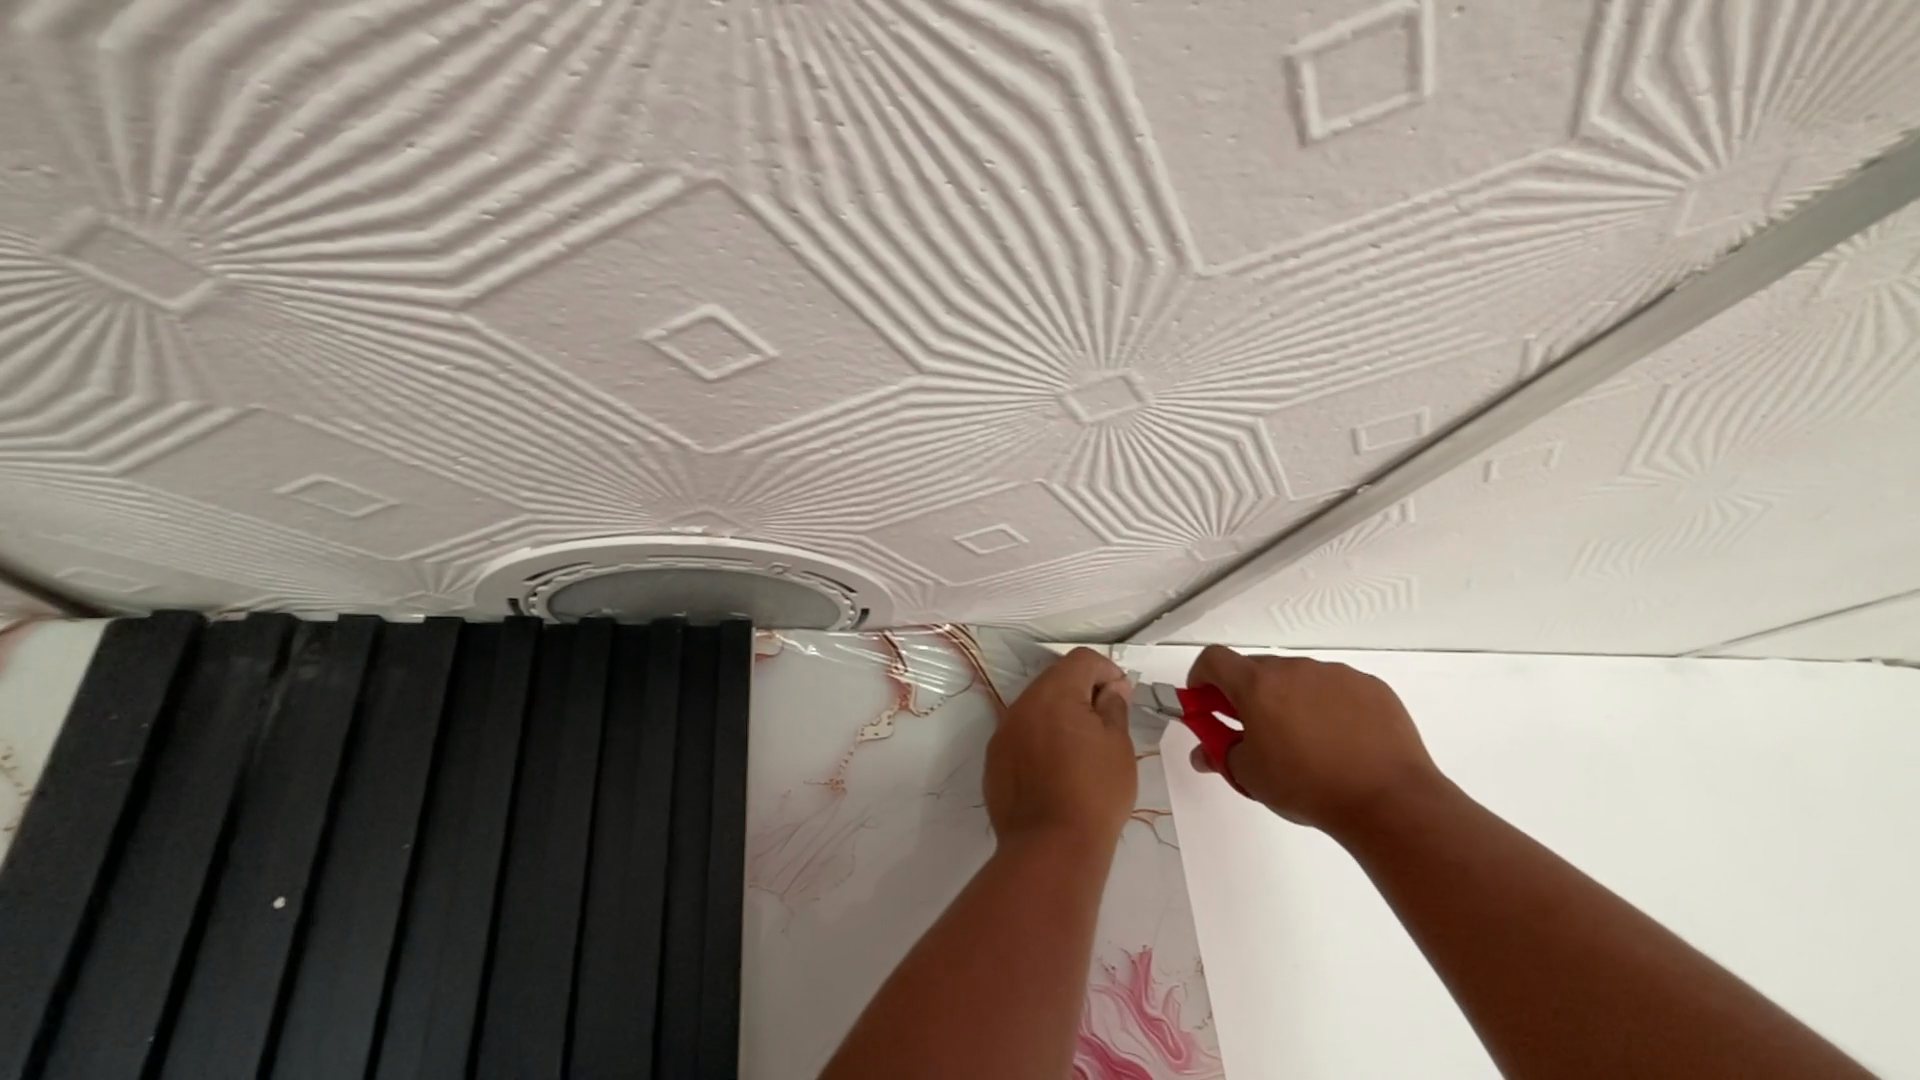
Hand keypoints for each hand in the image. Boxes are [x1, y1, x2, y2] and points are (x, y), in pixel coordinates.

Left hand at [985, 647, 1137, 850]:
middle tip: (1106, 723)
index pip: (1082, 660)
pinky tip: (1056, 770)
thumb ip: (1113, 706)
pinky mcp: (994, 761)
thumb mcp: (1118, 745)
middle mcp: (1021, 705)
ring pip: (1035, 709)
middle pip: (1055, 681)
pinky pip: (1021, 736)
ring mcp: (1003, 733)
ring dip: (1059, 717)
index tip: (1122, 697)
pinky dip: (1040, 741)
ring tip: (1081, 750)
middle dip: (1082, 692)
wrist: (1050, 847)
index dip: (1107, 671)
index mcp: (1053, 693)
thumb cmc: (1094, 792)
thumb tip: (1111, 688)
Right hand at [1187, 645, 1442, 834]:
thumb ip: (1220, 755)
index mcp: (1257, 685)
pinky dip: (1327, 706)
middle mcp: (1294, 669)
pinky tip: (1340, 742)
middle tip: (1253, 731)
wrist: (1388, 799)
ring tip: (1304, 743)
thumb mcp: (1250, 777)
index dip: (1201, 679)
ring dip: (1288, 700)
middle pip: (1256, 669)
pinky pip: (1336, 688)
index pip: (1213, 660)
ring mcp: (1336, 674)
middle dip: (1246, 695)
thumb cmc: (1307, 787)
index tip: (1204, 704)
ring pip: (1298, 679)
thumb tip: (1203, 754)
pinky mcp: (1370, 687)